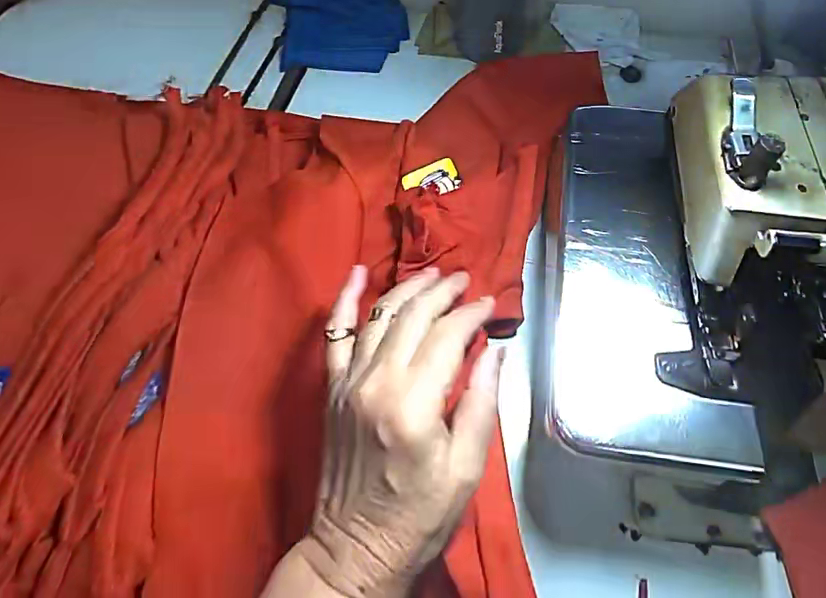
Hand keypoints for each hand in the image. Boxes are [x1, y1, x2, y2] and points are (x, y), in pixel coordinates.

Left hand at [294, 266, 503, 597]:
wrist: (354, 550)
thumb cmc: (418, 516)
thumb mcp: (465, 469)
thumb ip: (481, 403)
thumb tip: (494, 349)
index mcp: (414, 405)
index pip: (447, 336)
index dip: (472, 314)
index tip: (490, 304)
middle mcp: (377, 382)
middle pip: (413, 316)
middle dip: (444, 291)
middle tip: (465, 279)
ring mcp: (349, 382)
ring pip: (380, 315)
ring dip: (408, 288)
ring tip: (433, 275)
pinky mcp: (331, 388)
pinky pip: (334, 334)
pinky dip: (345, 300)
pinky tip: (357, 274)